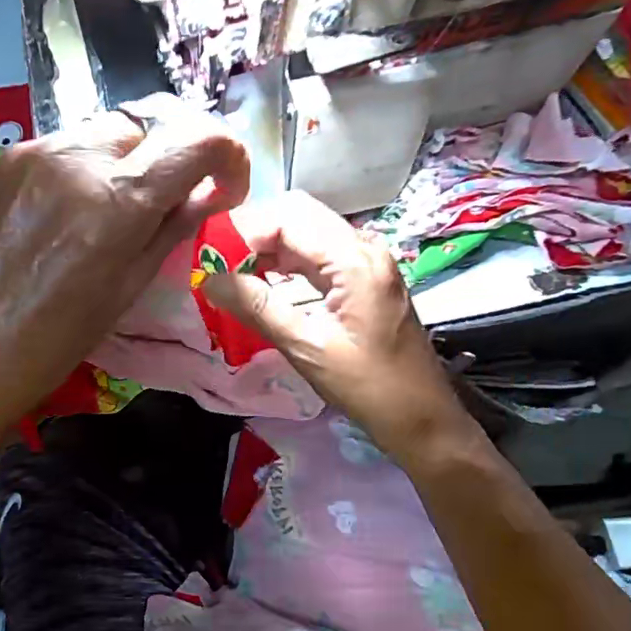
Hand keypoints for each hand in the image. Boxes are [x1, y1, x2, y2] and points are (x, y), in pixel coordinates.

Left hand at [0, 108, 250, 459]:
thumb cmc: (48, 347)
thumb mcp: (123, 293)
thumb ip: (170, 230)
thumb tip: (206, 194)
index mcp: (115, 201)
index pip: (197, 138)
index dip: (227, 156)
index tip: (225, 185)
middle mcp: (74, 159)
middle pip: (147, 125)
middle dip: (169, 156)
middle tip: (166, 200)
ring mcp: (29, 154)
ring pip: (100, 133)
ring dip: (123, 160)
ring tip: (110, 210)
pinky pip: (58, 147)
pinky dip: (80, 168)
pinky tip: (64, 213)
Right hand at [203, 191, 460, 434]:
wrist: (421, 416)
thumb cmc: (367, 385)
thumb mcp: (306, 348)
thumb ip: (258, 308)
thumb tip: (210, 279)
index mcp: (354, 261)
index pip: (289, 219)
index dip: (246, 231)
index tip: (213, 257)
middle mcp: (364, 248)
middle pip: (300, 215)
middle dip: (256, 233)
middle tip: (221, 262)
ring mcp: (367, 261)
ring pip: (308, 231)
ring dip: (270, 246)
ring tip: (234, 273)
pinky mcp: (364, 278)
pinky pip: (319, 253)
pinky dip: (288, 261)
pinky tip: (264, 281)